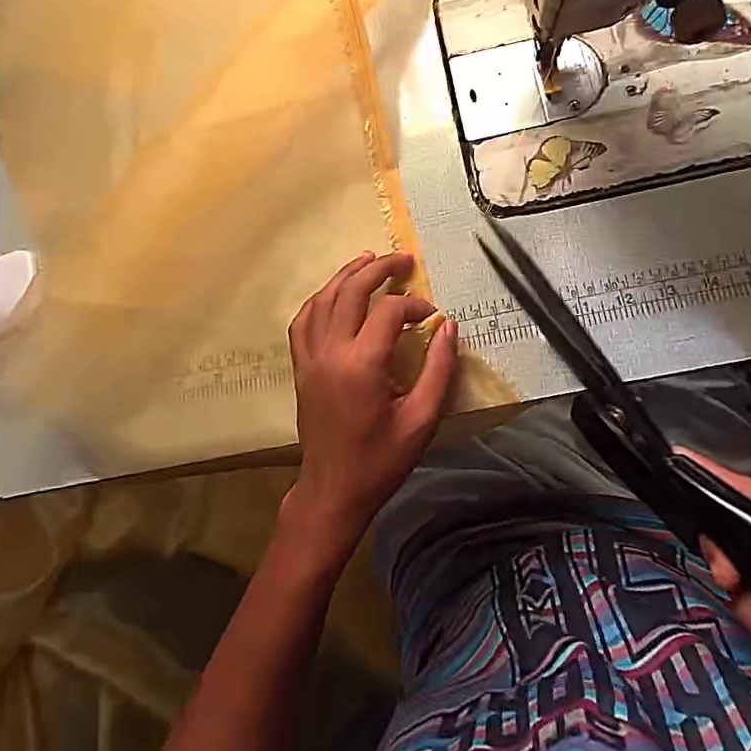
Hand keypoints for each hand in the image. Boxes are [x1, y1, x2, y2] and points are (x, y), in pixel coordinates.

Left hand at [285, 251, 457, 545]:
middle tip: (403, 258)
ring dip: (346, 275)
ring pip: (322, 300)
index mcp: (362, 365)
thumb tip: (449, 327)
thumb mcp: (422, 419)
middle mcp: (330, 353)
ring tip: (369, 259)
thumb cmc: (381, 460)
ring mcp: (310, 359)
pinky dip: (319, 300)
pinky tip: (333, 293)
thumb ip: (438, 369)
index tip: (433, 317)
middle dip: (379, 269)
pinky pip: (303, 322)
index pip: (389, 312)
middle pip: (350, 292)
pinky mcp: (301, 368)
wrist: (333, 492)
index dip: (415, 305)